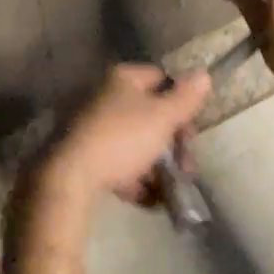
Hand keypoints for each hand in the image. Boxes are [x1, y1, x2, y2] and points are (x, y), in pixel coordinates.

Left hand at [38, 64, 211, 207]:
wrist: (69, 177)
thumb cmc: (122, 139)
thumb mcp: (162, 118)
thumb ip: (186, 98)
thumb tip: (205, 74)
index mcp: (122, 79)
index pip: (161, 80)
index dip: (181, 104)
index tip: (191, 134)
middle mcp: (104, 95)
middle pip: (148, 114)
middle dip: (170, 144)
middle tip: (185, 168)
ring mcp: (90, 125)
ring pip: (133, 142)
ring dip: (153, 167)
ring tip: (165, 191)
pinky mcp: (81, 154)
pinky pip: (115, 162)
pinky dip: (132, 179)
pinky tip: (145, 199)